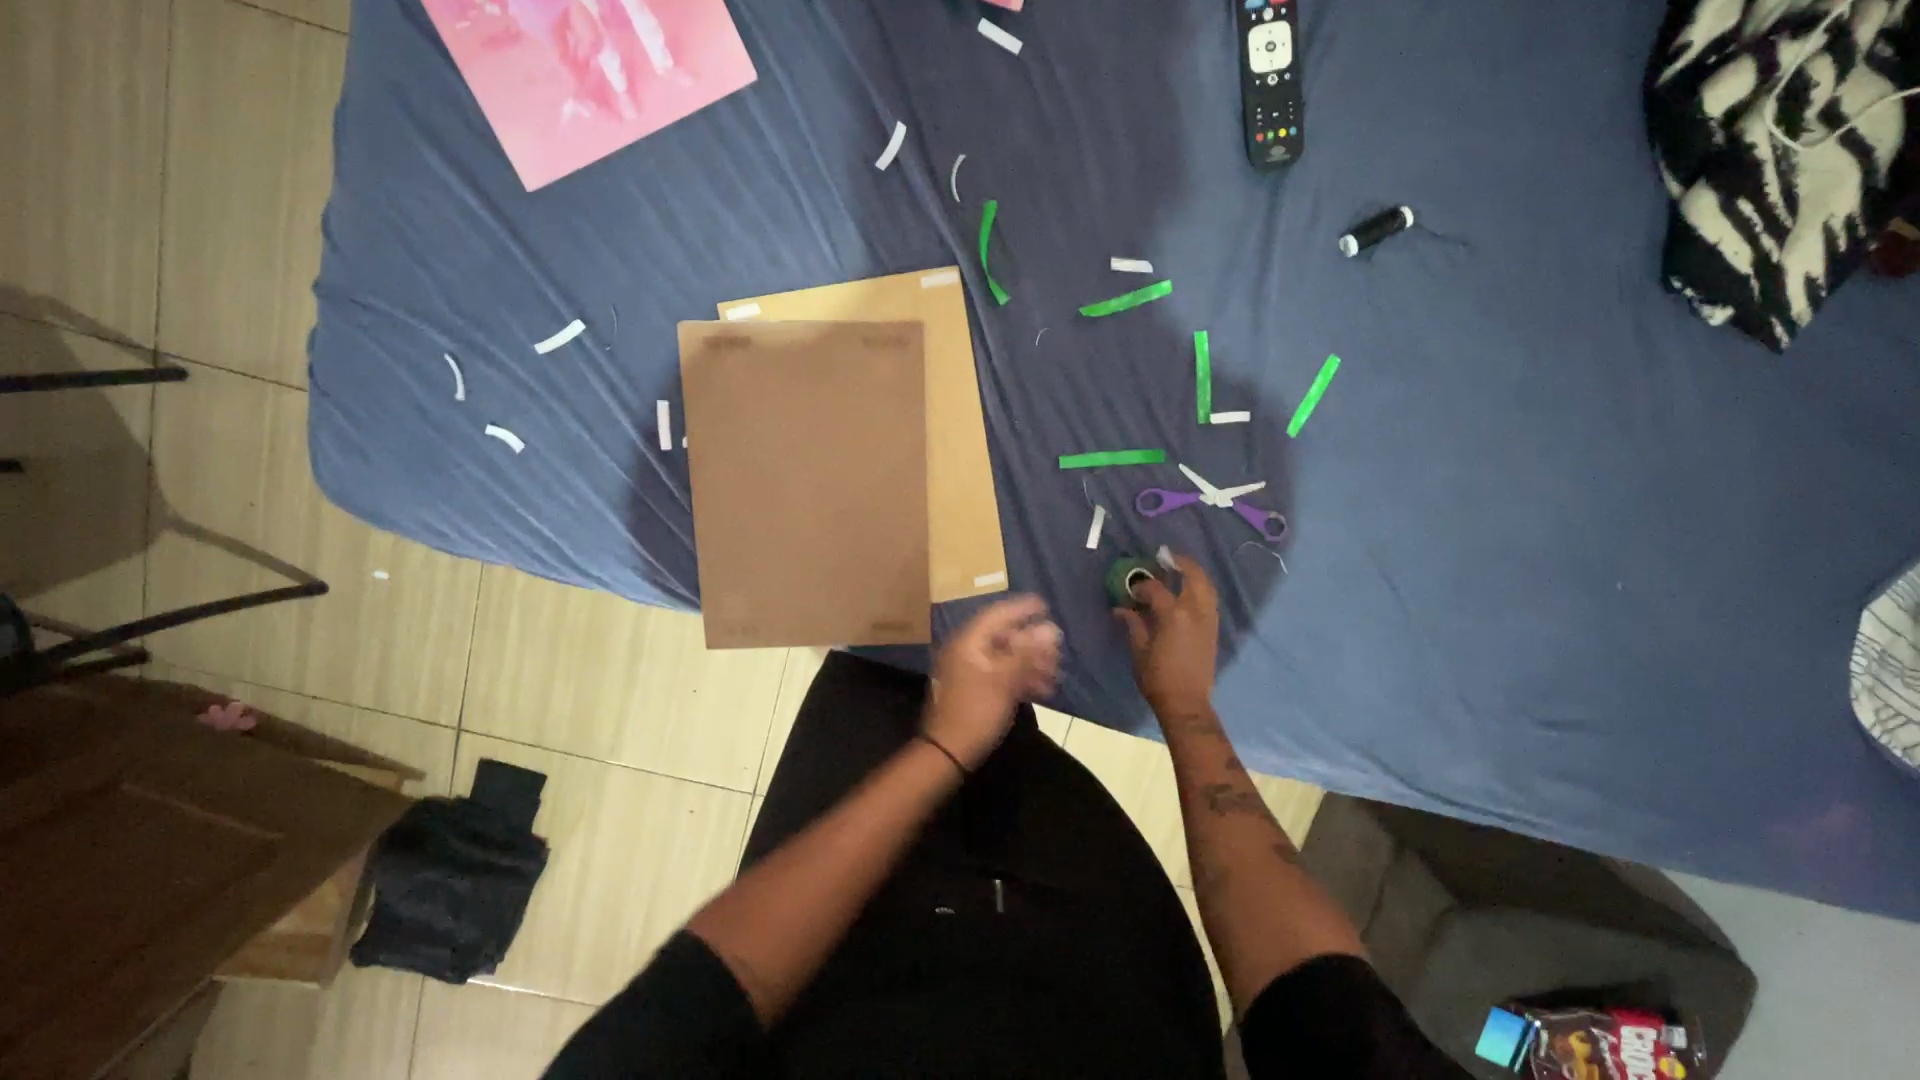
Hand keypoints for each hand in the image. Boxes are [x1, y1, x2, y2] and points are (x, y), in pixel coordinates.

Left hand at [925, 595, 1061, 769]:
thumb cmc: (975, 712)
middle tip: (1057, 651)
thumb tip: (1051, 629)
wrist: (948, 752)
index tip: (1046, 606)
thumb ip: (1028, 653)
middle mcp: (967, 651)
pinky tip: (1042, 689)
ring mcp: (970, 671)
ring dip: (1030, 663)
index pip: (997, 615)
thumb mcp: (1004, 680)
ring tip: (1055, 673)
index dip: (1022, 609)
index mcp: (968, 643)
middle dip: (1032, 643)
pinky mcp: (975, 690)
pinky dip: (1021, 678)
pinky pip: (1002, 675)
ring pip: (1005, 658)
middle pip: (1004, 637)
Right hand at [1113, 554, 1218, 718]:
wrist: (1186, 702)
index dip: (1143, 586)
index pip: (1157, 589)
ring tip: (1180, 569)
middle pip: (1193, 576)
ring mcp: (1208, 620)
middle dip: (1181, 563)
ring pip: (1207, 587)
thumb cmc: (1157, 678)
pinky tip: (1189, 592)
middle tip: (1167, 557)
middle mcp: (1195, 611)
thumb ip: (1133, 624)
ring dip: (1195, 574)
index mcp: (1174, 615)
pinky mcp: (1214, 629)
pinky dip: (1201, 589)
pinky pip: (1210, 600)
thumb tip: (1121, 609)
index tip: (1133, 588)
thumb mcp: (1139, 650)